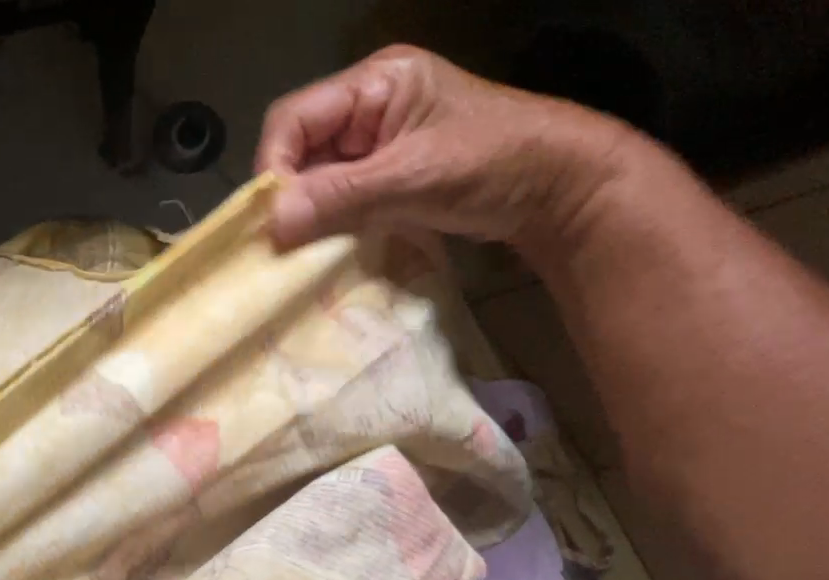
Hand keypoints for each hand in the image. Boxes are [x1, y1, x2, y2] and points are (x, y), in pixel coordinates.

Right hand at [254, 45, 636, 253]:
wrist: (558, 190)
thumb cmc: (495, 163)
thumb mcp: (412, 178)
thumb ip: (338, 197)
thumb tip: (270, 224)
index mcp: (376, 82)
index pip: (293, 119)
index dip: (274, 166)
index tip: (273, 217)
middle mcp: (366, 107)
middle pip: (296, 150)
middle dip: (288, 194)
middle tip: (282, 239)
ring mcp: (371, 143)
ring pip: (309, 179)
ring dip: (304, 214)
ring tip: (301, 247)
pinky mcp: (377, 176)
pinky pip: (330, 198)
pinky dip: (322, 223)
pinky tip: (324, 244)